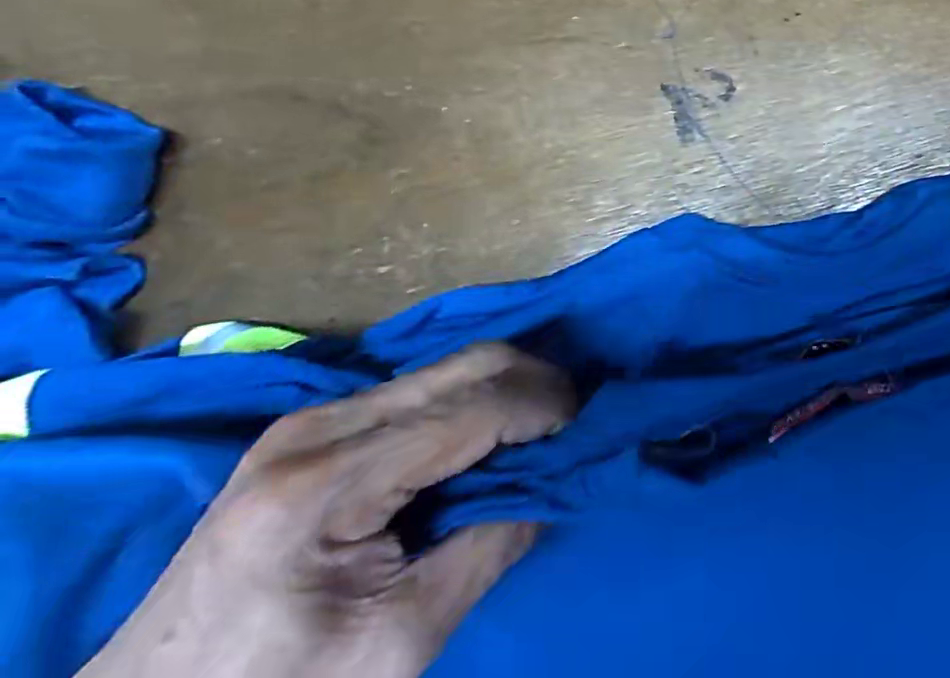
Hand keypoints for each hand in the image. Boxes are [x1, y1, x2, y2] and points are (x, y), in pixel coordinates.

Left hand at [79, 343, 576, 677]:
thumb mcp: (404, 635)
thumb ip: (495, 541)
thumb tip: (561, 476)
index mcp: (327, 483)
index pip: (481, 403)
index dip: (553, 410)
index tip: (589, 439)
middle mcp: (317, 427)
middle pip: (472, 363)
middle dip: (543, 386)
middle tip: (575, 431)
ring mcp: (311, 420)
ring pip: (455, 364)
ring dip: (513, 389)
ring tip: (540, 438)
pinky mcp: (315, 428)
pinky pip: (427, 386)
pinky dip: (479, 400)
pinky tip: (490, 439)